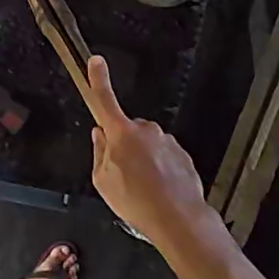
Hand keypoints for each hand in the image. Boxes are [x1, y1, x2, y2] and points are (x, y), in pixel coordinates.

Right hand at [87, 56, 212, 245]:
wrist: (178, 218)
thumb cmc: (137, 201)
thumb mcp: (102, 180)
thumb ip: (99, 152)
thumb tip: (100, 136)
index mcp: (121, 133)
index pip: (104, 100)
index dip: (98, 79)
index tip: (96, 61)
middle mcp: (146, 130)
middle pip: (126, 130)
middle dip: (123, 146)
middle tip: (122, 175)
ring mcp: (166, 141)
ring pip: (146, 144)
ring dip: (142, 160)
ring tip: (142, 188)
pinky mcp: (182, 153)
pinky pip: (163, 155)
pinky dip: (158, 169)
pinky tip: (157, 189)